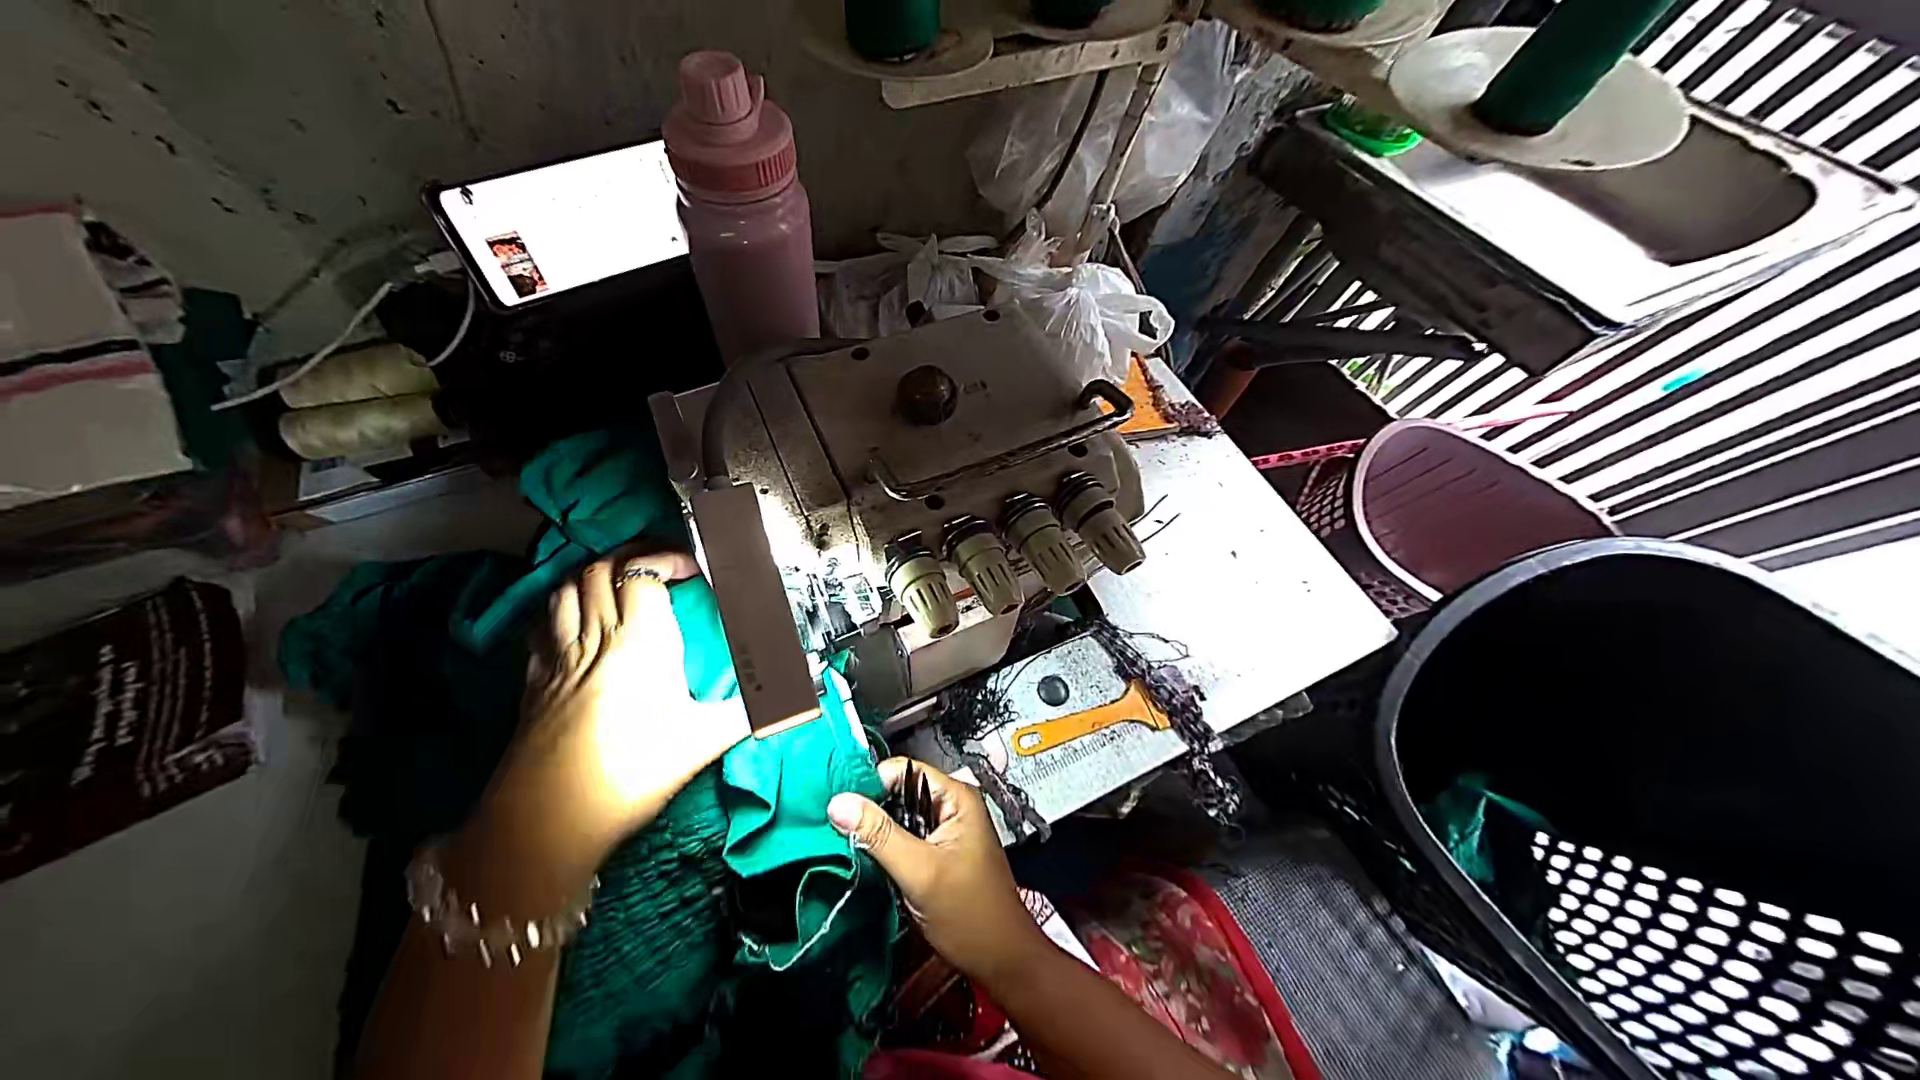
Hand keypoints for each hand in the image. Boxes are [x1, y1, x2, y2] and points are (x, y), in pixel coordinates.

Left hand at [454, 553, 748, 905]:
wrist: (549, 821)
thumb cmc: (630, 775)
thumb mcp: (702, 740)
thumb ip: (755, 708)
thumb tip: (804, 686)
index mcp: (640, 644)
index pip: (645, 574)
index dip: (668, 559)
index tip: (692, 569)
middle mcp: (596, 640)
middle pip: (603, 569)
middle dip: (633, 555)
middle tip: (659, 564)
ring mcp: (560, 657)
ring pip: (567, 589)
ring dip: (594, 574)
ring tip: (619, 581)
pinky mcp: (534, 680)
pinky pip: (542, 626)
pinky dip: (560, 608)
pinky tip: (573, 620)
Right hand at [827, 758, 1050, 986]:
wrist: (1002, 962)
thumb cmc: (971, 916)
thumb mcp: (920, 871)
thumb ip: (879, 835)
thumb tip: (838, 803)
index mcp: (956, 797)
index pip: (901, 770)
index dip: (870, 786)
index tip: (840, 808)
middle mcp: (951, 806)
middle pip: (898, 792)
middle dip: (870, 809)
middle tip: (838, 829)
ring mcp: (945, 830)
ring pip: (898, 817)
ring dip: (876, 831)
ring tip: (850, 846)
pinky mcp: (937, 853)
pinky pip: (904, 838)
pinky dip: (886, 848)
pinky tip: (870, 861)